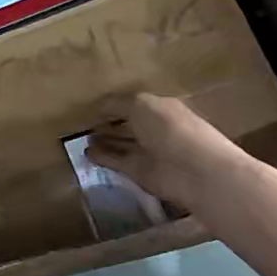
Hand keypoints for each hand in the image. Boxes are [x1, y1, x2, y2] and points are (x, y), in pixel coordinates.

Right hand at [85, 92, 256, 210]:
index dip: (116, 105)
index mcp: (162, 109)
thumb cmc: (172, 130)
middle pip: (128, 125)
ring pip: (121, 144)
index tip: (95, 106)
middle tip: (85, 124)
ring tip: (82, 139)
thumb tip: (100, 107)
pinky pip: (115, 161)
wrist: (195, 171)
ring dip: (103, 141)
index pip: (135, 105)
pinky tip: (86, 153)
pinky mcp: (138, 171)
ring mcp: (147, 152)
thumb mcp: (142, 105)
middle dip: (109, 124)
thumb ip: (119, 103)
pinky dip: (101, 157)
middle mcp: (156, 130)